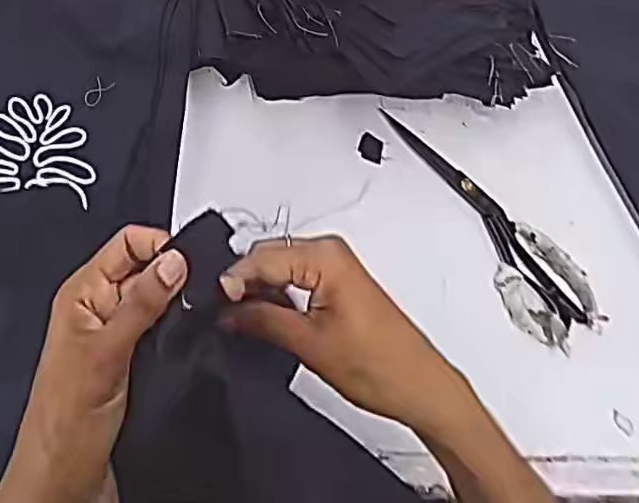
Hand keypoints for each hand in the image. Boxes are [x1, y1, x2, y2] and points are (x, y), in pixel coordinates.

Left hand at [0, 226, 187, 502]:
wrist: (60, 486)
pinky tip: (187, 336)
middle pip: (143, 268)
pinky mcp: (131, 361)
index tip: (187, 259)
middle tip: (199, 284)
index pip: (125, 243)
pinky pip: (159, 329)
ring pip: (155, 299)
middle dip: (172, 271)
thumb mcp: (105, 355)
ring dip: (176, 301)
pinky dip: (176, 328)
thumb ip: (140, 305)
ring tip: (196, 310)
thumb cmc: (62, 426)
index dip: (157, 243)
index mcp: (82, 294)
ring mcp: (116, 335)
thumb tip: (172, 261)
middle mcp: (99, 309)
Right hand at [219, 235, 469, 434]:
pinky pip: (295, 273)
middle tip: (224, 310)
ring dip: (260, 287)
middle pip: (269, 255)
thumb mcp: (310, 344)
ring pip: (280, 264)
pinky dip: (278, 291)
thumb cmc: (385, 365)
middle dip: (245, 281)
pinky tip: (268, 314)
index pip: (262, 257)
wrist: (421, 387)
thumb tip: (231, 310)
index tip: (216, 300)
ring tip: (243, 317)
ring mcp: (335, 263)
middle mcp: (331, 251)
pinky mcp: (337, 279)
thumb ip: (263, 320)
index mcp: (326, 256)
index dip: (235, 280)